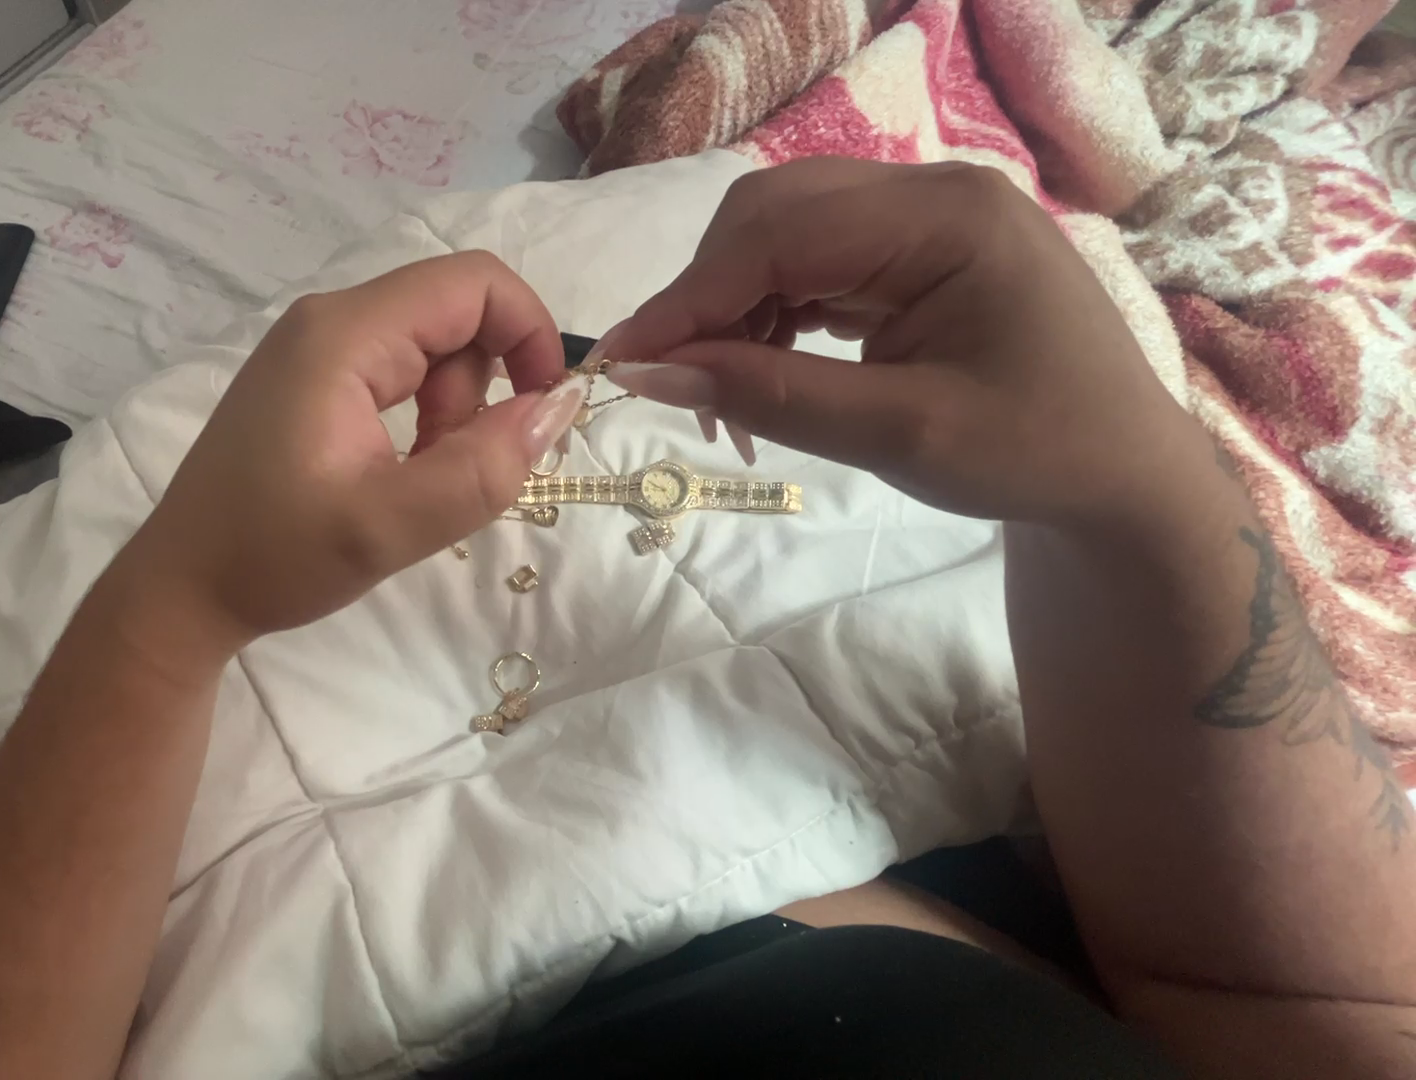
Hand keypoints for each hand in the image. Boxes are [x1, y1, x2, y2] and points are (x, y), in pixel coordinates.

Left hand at [124, 252, 583, 649]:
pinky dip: (421, 421)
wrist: (183, 589)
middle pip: (452, 316)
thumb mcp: (390, 524)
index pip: (472, 283)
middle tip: (456, 468)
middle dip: (483, 389)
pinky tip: (392, 476)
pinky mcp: (311, 384)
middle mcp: (328, 323)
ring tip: (413, 483)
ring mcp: (316, 352)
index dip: (528, 332)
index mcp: (344, 335)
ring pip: (430, 351)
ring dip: (451, 413)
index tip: (544, 409)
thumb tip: (559, 406)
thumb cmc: (275, 556)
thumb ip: (485, 467)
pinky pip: (397, 377)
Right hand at [601, 158, 1219, 529]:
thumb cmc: (1029, 453)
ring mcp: (916, 222)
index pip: (775, 236)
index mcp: (944, 218)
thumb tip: (647, 373)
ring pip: (774, 240)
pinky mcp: (903, 256)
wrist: (1116, 473)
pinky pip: (800, 268)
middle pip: (767, 217)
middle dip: (705, 300)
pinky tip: (757, 373)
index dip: (685, 300)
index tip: (617, 360)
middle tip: (680, 385)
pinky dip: (760, 321)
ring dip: (728, 314)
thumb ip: (768, 395)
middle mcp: (926, 196)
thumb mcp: (895, 434)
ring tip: (722, 397)